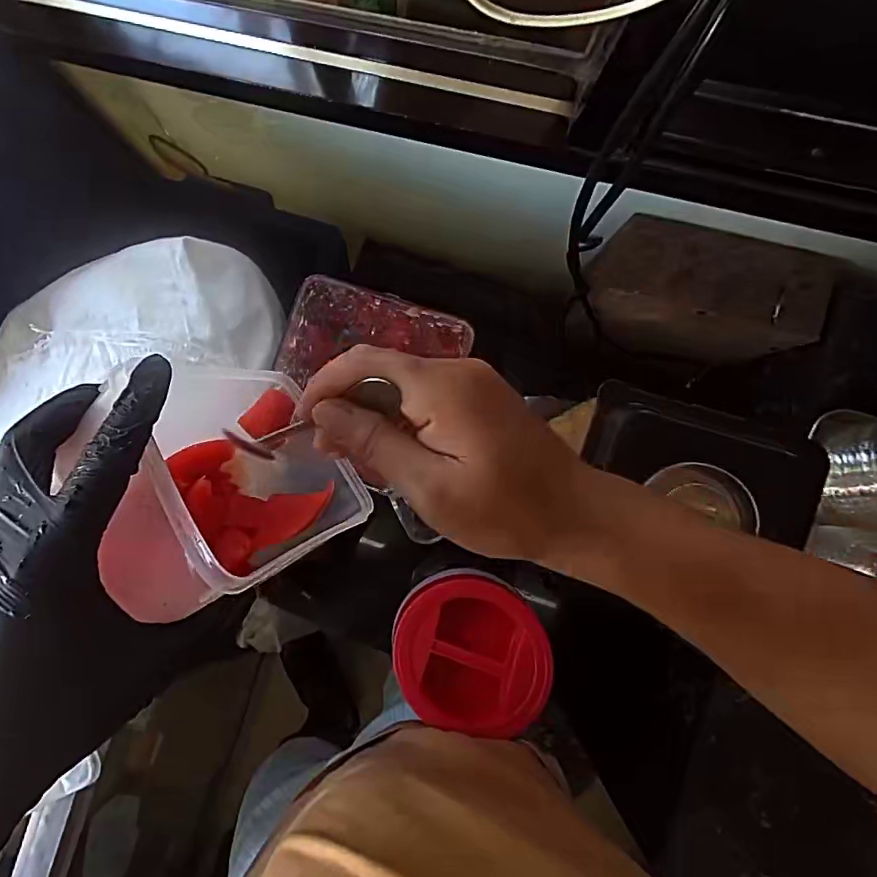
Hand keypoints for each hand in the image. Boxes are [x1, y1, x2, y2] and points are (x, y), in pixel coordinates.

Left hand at [0, 355, 217, 876]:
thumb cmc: (61, 711)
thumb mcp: (146, 666)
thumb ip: (204, 626)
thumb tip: (250, 596)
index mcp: (60, 550)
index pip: (104, 457)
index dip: (135, 407)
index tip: (154, 369)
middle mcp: (10, 534)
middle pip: (26, 443)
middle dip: (65, 407)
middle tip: (101, 394)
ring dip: (35, 435)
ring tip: (72, 432)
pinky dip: (17, 473)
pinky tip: (44, 497)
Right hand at [298, 346, 596, 562]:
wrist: (575, 515)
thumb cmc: (503, 511)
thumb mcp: (429, 487)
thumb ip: (374, 443)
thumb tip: (325, 411)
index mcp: (442, 386)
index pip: (365, 361)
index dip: (325, 384)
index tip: (302, 420)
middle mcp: (456, 370)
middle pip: (382, 371)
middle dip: (346, 405)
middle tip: (327, 452)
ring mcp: (472, 381)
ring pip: (402, 386)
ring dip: (372, 415)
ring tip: (356, 459)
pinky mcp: (480, 396)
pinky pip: (426, 397)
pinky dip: (400, 419)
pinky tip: (392, 452)